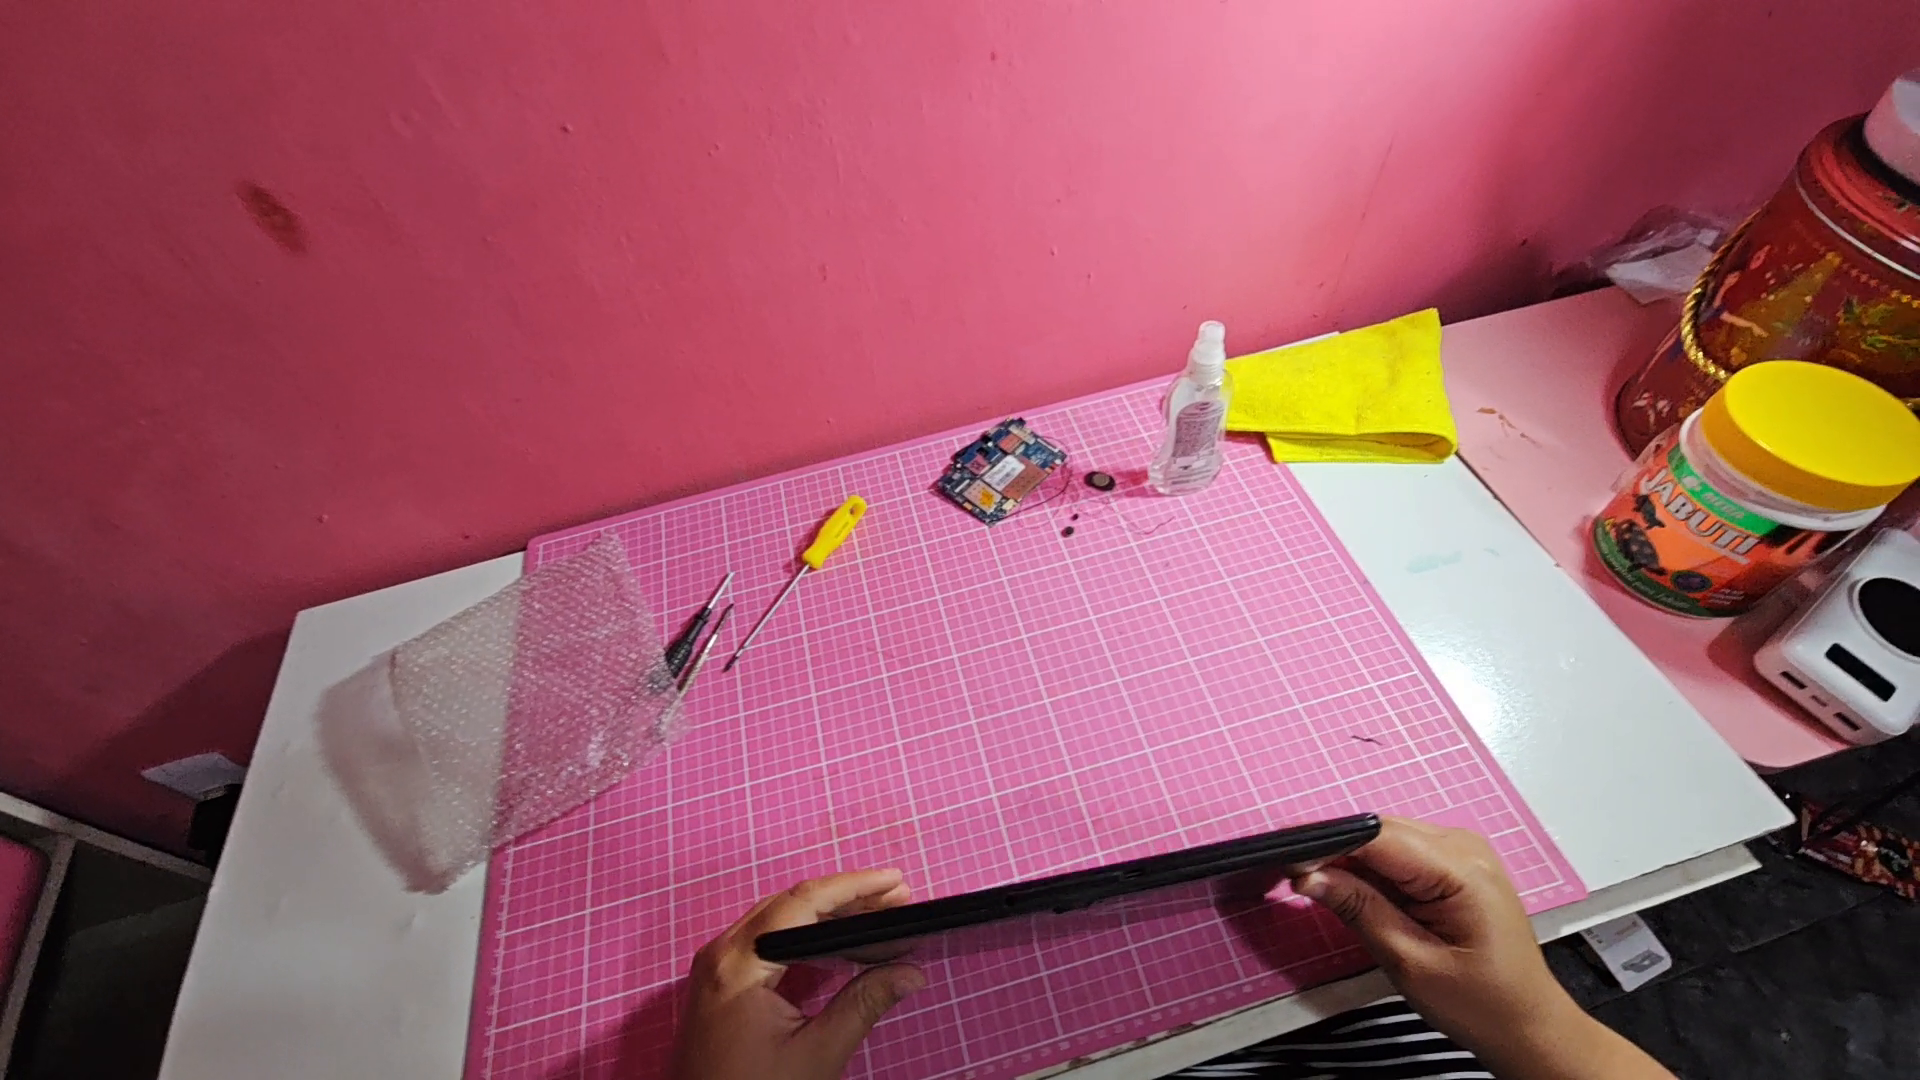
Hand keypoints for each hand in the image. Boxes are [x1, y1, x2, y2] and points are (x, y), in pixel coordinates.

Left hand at [669, 869, 924, 1079]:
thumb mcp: (814, 1057)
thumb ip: (863, 1005)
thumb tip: (911, 972)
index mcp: (739, 964)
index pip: (804, 902)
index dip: (854, 886)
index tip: (895, 881)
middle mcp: (721, 952)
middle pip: (793, 902)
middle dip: (848, 896)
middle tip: (897, 897)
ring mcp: (716, 964)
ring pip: (780, 915)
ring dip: (829, 910)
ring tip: (877, 909)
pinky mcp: (719, 979)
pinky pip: (767, 936)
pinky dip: (806, 930)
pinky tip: (838, 935)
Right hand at [1291, 817, 1673, 1079]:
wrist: (1532, 1030)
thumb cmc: (1484, 1007)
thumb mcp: (1411, 963)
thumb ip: (1359, 909)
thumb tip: (1308, 875)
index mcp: (1462, 870)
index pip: (1376, 836)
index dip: (1326, 843)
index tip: (1288, 860)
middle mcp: (1462, 846)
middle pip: (1376, 831)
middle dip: (1335, 852)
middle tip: (1299, 878)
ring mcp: (1458, 851)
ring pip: (1380, 837)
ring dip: (1350, 861)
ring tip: (1325, 888)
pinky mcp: (1450, 862)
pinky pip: (1395, 851)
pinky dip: (1369, 868)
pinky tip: (1356, 890)